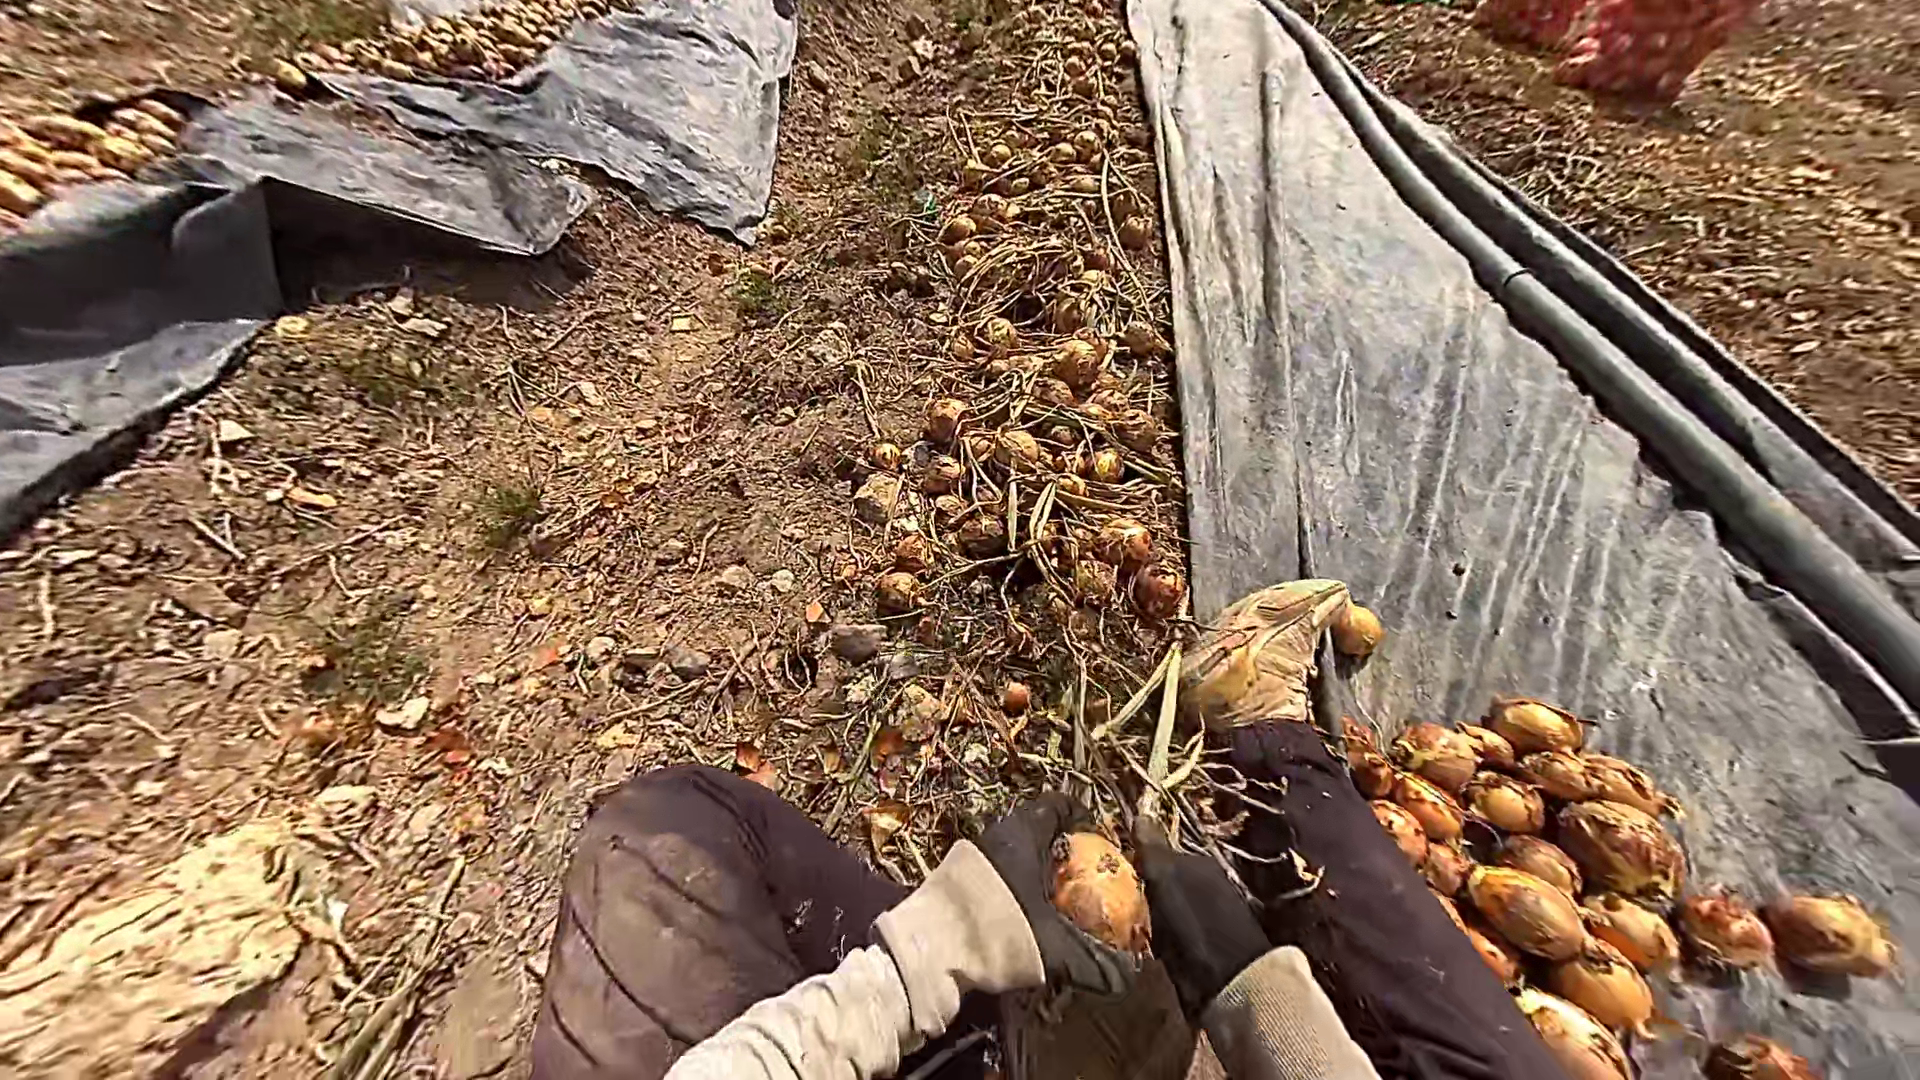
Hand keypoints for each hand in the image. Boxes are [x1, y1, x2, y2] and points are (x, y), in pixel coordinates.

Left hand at [978, 794, 1138, 996]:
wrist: (931, 946)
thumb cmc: (998, 930)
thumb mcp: (1053, 949)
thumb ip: (1094, 962)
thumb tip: (1129, 977)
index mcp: (1023, 831)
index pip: (1058, 804)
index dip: (1081, 815)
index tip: (1098, 837)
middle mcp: (1000, 830)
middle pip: (1039, 824)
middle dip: (1063, 843)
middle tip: (1083, 870)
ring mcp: (978, 847)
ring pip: (1018, 844)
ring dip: (1038, 862)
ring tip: (1057, 893)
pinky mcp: (962, 869)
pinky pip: (1001, 862)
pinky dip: (1018, 876)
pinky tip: (1026, 907)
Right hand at [1134, 818, 1270, 1017]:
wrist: (1230, 979)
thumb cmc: (1194, 918)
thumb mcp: (1166, 875)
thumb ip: (1152, 847)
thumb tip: (1140, 812)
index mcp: (1200, 861)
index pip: (1164, 853)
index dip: (1141, 861)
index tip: (1119, 870)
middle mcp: (1210, 883)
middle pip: (1168, 880)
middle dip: (1148, 887)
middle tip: (1122, 898)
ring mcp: (1214, 916)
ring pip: (1172, 907)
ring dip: (1155, 914)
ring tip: (1132, 923)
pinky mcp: (1212, 948)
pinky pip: (1177, 934)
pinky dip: (1164, 937)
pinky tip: (1151, 944)